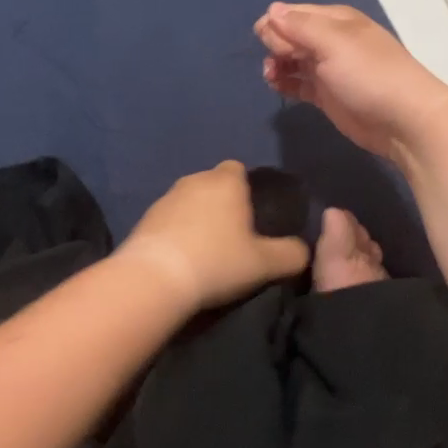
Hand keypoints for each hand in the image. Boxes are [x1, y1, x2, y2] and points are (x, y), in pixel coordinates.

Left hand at [119, 161, 310, 309]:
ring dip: (198, 218)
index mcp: (225, 181)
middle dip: (223, 204)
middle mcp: (194, 180)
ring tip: (207, 250)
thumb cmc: (217, 261)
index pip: (238, 169)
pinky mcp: (145, 218)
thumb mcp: (265, 264)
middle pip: (213, 184)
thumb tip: (302, 250)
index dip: (247, 188)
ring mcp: (166, 197)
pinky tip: (183, 257)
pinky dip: (177, 232)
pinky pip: (169, 219)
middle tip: (234, 237)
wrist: (155, 278)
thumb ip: (291, 254)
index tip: (253, 215)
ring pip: (189, 201)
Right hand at [255, 2, 447, 159]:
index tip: (263, 40)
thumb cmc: (368, 74)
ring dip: (277, 64)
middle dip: (275, 44)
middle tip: (274, 62)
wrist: (404, 120)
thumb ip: (299, 26)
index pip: (294, 13)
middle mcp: (332, 41)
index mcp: (336, 21)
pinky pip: (299, 83)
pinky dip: (286, 83)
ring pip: (293, 59)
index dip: (276, 24)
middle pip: (291, 35)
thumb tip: (271, 11)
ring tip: (272, 77)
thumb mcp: (333, 42)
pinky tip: (277, 86)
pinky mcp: (328, 95)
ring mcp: (330, 69)